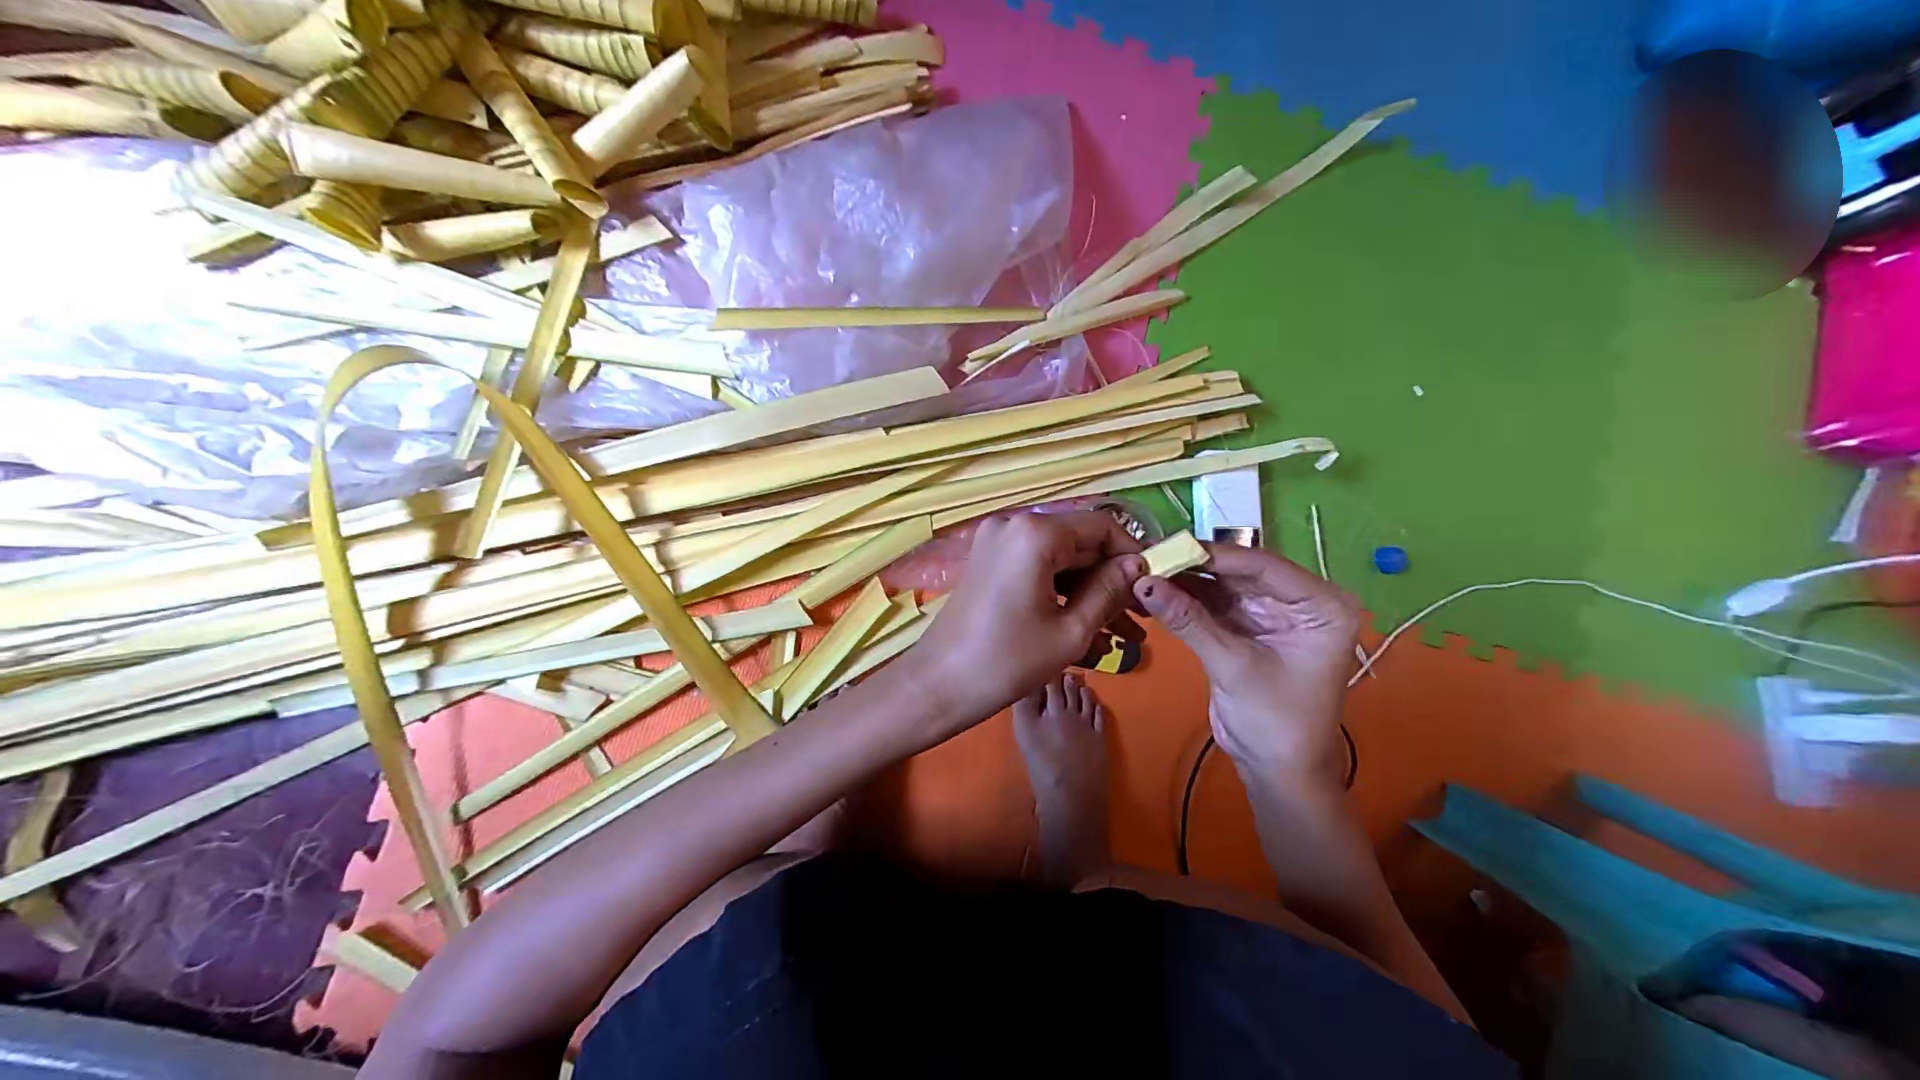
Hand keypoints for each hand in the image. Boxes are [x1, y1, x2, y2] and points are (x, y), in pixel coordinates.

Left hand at [905, 511, 1145, 731]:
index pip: (1101, 526)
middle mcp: (1014, 525)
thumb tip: (1139, 566)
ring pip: (1060, 561)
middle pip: (1080, 543)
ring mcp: (997, 543)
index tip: (1152, 587)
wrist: (938, 686)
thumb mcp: (1070, 631)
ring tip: (1123, 635)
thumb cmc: (1007, 661)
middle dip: (1112, 580)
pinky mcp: (989, 563)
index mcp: (1035, 533)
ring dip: (1090, 593)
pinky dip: (1062, 595)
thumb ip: (1109, 591)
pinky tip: (1089, 631)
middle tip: (1141, 617)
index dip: (1132, 555)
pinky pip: (1037, 571)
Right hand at [1132, 543, 1358, 782]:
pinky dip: (1185, 600)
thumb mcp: (1233, 667)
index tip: (1169, 548)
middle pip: (1240, 572)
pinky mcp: (1247, 627)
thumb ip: (1189, 621)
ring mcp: (1272, 613)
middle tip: (1149, 557)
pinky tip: (1154, 591)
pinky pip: (1213, 604)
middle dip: (1194, 566)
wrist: (1278, 771)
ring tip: (1144, 570)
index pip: (1264, 566)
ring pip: (1222, 585)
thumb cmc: (1276, 723)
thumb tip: (1143, 582)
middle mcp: (1299, 601)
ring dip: (1185, 581)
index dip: (1215, 556)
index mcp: (1321, 606)